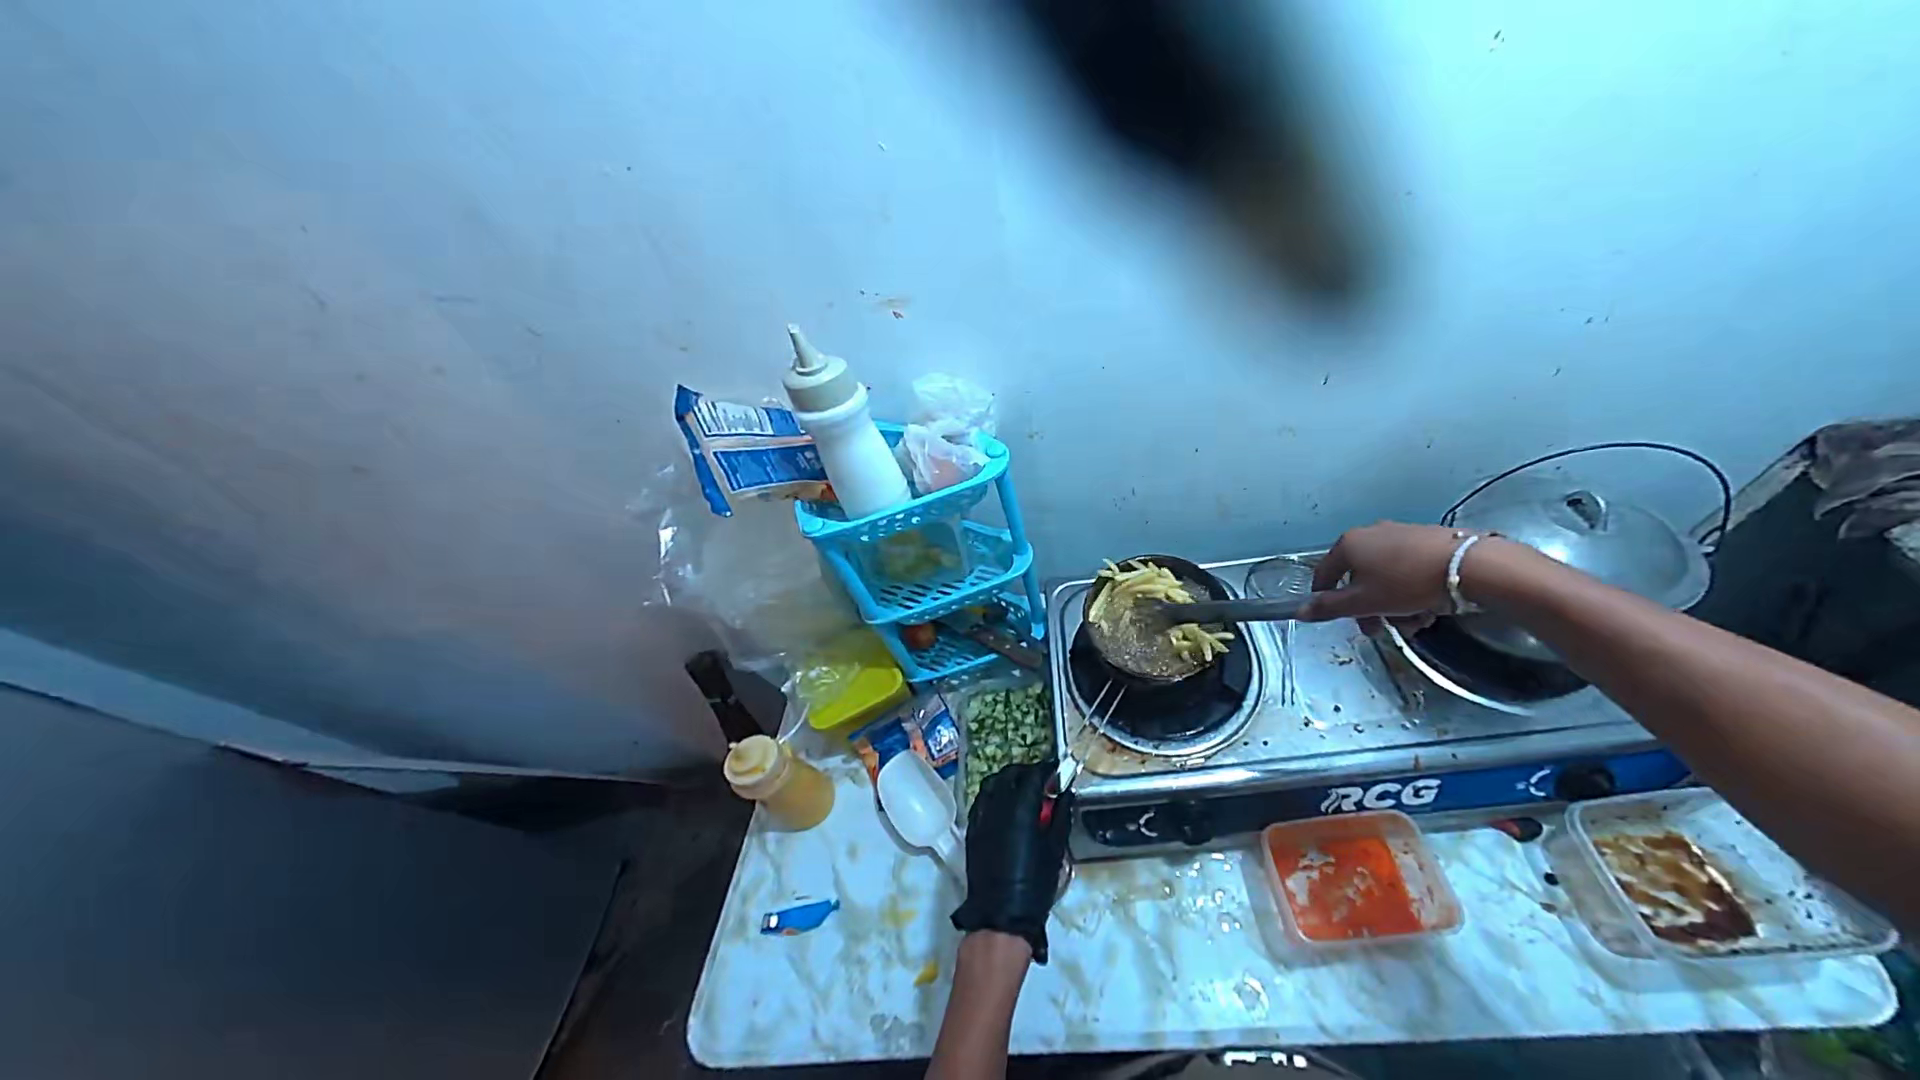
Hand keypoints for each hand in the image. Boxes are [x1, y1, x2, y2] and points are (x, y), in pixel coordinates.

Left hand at [950, 761, 1071, 963]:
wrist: (1002, 914)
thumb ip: (1060, 816)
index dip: (1046, 769)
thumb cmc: (1035, 883)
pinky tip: (1005, 804)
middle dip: (1027, 772)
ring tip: (1023, 790)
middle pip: (1010, 774)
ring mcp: (981, 816)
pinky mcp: (972, 828)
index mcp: (1021, 809)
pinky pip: (982, 800)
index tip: (1056, 770)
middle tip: (1042, 780)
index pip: (1033, 775)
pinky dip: (994, 794)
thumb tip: (1065, 794)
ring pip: (992, 783)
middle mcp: (997, 805)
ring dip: (1008, 779)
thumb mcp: (1055, 849)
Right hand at [1296, 521, 1475, 623]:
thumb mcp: (1363, 603)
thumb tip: (1299, 611)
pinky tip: (1428, 606)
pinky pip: (1407, 567)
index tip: (1335, 617)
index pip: (1324, 573)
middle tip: (1380, 628)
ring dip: (1392, 602)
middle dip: (1366, 607)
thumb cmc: (1407, 584)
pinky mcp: (1427, 538)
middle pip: (1357, 576)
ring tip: (1413, 621)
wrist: (1471, 566)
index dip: (1324, 598)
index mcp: (1348, 544)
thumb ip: (1328, 608)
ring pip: (1385, 575)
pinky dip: (1411, 589)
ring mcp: (1400, 533)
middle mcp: (1370, 533)